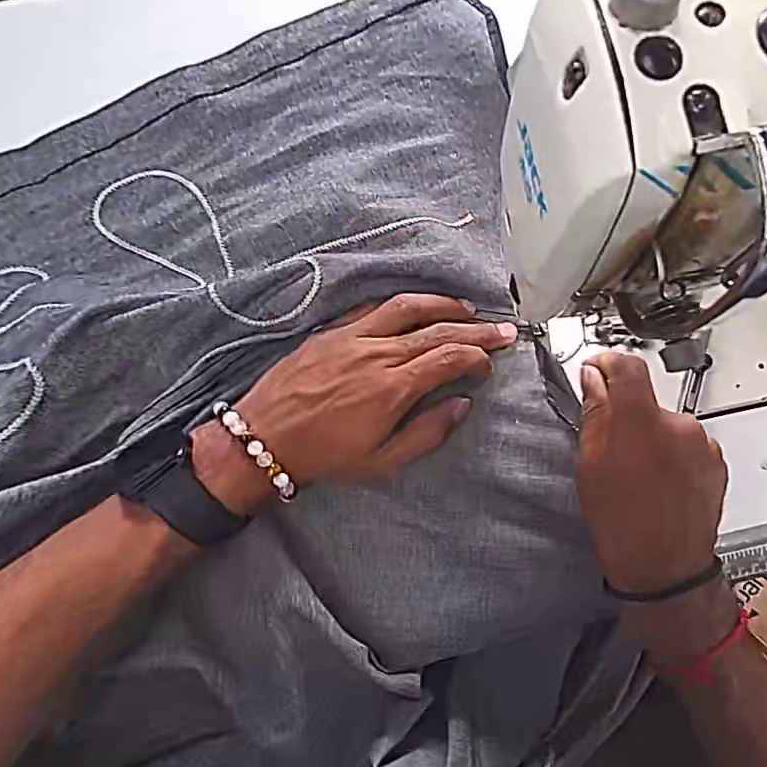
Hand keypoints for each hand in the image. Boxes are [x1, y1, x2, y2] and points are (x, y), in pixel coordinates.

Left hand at [191, 294, 517, 514]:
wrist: (264, 439)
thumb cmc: (324, 456)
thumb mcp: (382, 461)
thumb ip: (427, 432)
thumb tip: (460, 405)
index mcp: (393, 387)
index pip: (449, 358)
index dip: (476, 357)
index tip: (488, 365)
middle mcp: (377, 354)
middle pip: (437, 330)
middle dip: (476, 329)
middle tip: (501, 329)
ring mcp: (352, 338)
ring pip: (407, 308)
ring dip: (441, 305)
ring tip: (466, 308)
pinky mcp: (331, 333)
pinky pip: (373, 309)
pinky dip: (401, 305)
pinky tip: (414, 308)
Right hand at [576, 352, 727, 594]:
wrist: (663, 565)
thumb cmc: (624, 525)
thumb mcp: (590, 465)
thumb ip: (595, 415)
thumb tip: (594, 382)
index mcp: (640, 421)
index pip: (626, 366)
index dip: (606, 362)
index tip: (597, 368)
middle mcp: (677, 424)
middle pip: (646, 398)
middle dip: (627, 414)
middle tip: (610, 446)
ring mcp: (701, 442)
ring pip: (666, 422)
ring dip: (651, 436)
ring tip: (637, 473)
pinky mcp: (715, 458)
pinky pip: (686, 441)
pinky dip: (671, 452)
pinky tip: (657, 480)